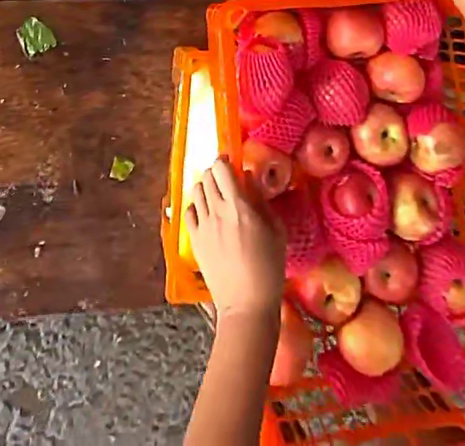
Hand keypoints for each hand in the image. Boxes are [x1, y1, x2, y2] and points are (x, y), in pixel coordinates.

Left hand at [186, 159, 284, 324]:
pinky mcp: (194, 241)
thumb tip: (248, 177)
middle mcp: (217, 211)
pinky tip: (206, 212)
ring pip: (196, 191)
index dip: (225, 161)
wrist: (246, 304)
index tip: (231, 163)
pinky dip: (196, 206)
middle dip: (216, 172)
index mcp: (239, 207)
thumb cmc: (269, 267)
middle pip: (208, 176)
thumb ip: (261, 200)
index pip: (222, 169)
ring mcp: (203, 226)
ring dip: (206, 187)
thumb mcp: (275, 230)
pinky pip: (188, 212)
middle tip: (226, 179)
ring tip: (216, 195)